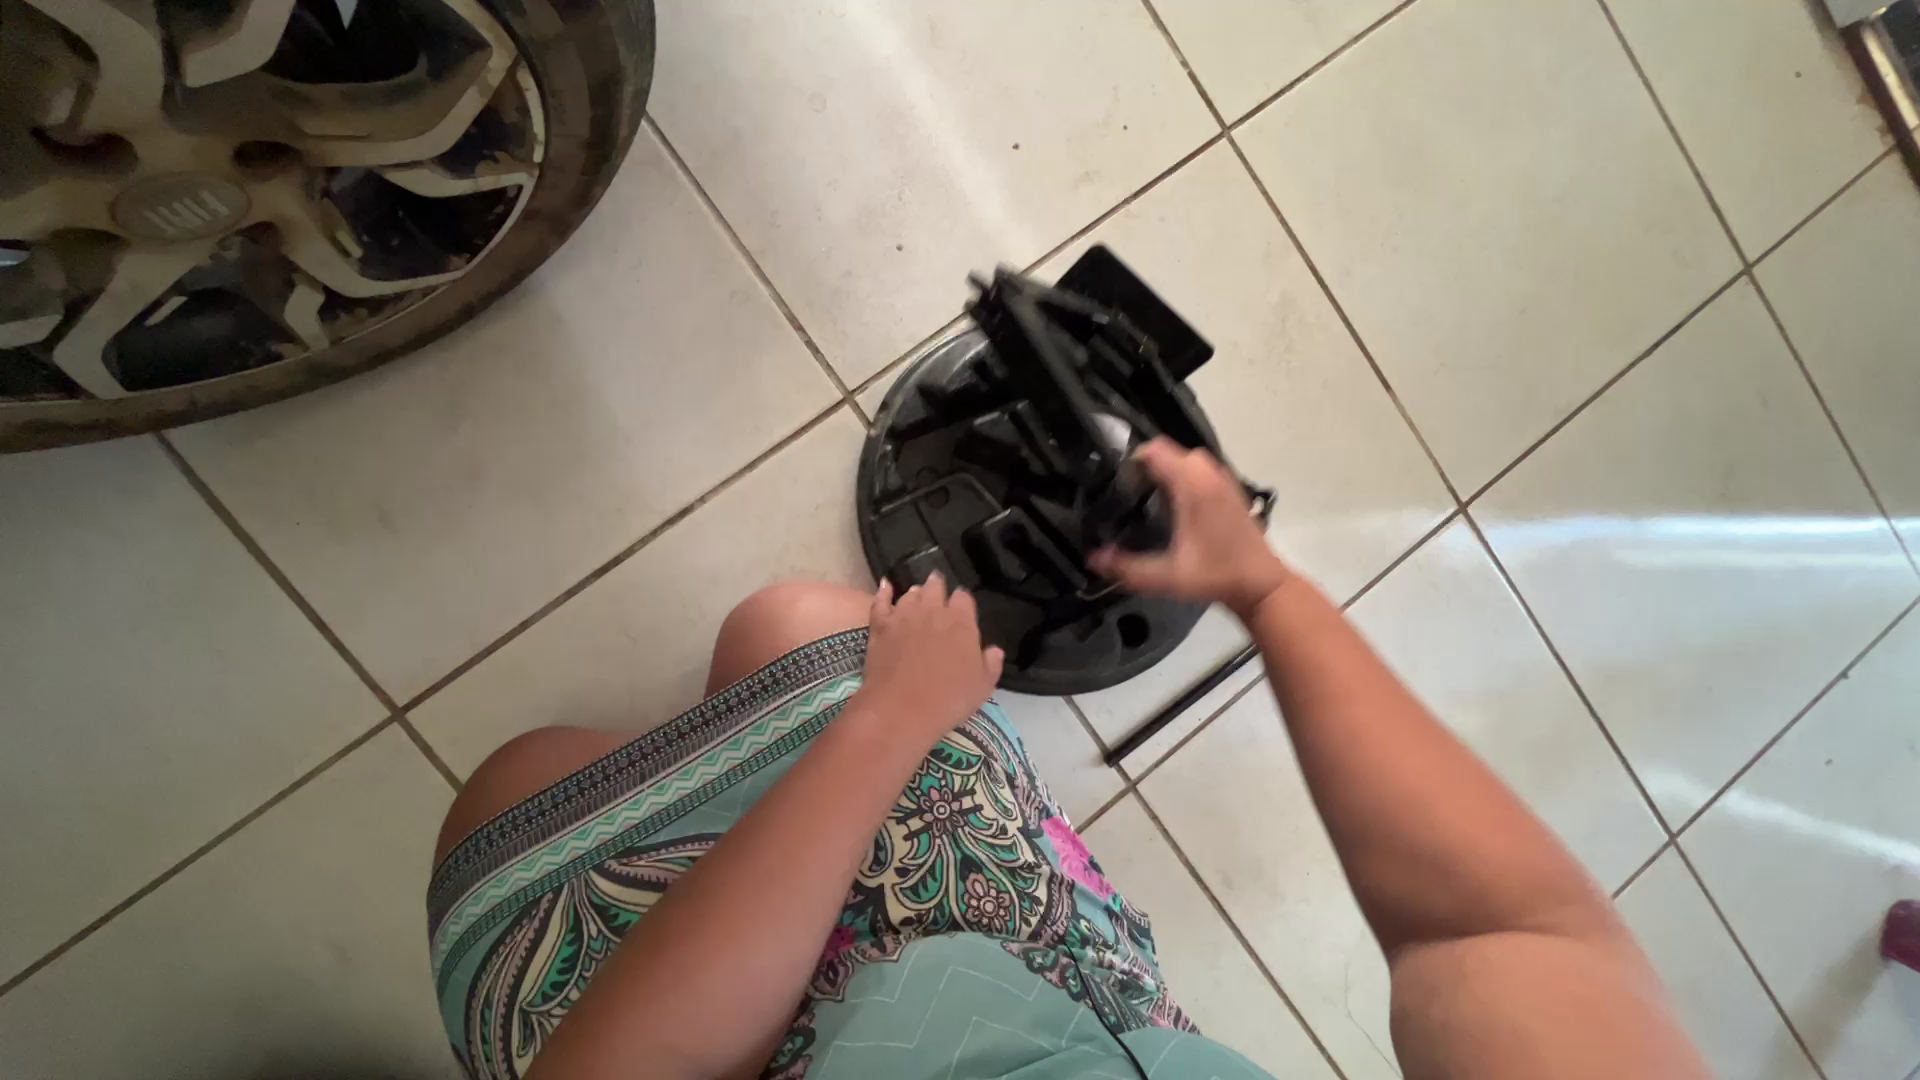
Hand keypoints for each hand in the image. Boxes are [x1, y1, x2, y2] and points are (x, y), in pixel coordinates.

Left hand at [854, 572, 1004, 745]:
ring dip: (915, 593)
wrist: (901, 709)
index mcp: (961, 622)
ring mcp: (903, 615)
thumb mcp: (982, 686)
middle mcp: (932, 610)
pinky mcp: (880, 626)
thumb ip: (991, 664)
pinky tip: (886, 585)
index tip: (962, 608)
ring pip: (910, 594)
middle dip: (938, 587)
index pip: (964, 597)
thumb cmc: (949, 700)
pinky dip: (884, 592)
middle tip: (938, 591)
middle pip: (935, 587)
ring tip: (917, 596)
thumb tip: (995, 650)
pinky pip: (881, 601)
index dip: (963, 601)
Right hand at [1088, 438, 1288, 617]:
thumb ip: (1126, 567)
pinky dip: (1183, 480)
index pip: (1154, 450)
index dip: (1131, 461)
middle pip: (1168, 452)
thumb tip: (1092, 558)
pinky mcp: (1231, 490)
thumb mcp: (1166, 576)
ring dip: (1165, 473)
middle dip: (1146, 468)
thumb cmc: (1216, 576)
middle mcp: (1209, 474)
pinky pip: (1199, 471)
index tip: (1117, 483)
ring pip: (1185, 461)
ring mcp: (1223, 480)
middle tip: (1128, 494)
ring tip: (1147, 500)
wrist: (1262, 585)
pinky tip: (1173, 509)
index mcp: (1192, 486)